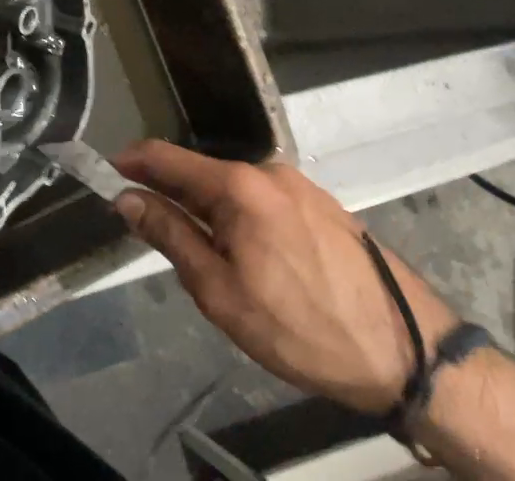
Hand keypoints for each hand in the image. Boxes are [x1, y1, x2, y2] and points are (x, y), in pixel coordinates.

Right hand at [113, 140, 458, 413]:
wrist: (410, 357)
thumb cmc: (300, 328)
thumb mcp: (218, 290)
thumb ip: (169, 234)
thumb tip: (127, 198)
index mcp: (239, 185)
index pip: (165, 157)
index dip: (128, 163)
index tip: (104, 177)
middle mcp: (270, 172)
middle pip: (200, 173)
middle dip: (170, 195)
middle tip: (153, 235)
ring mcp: (303, 188)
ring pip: (234, 190)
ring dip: (208, 211)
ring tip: (205, 257)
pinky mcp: (326, 208)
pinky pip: (265, 201)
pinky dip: (241, 218)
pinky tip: (249, 257)